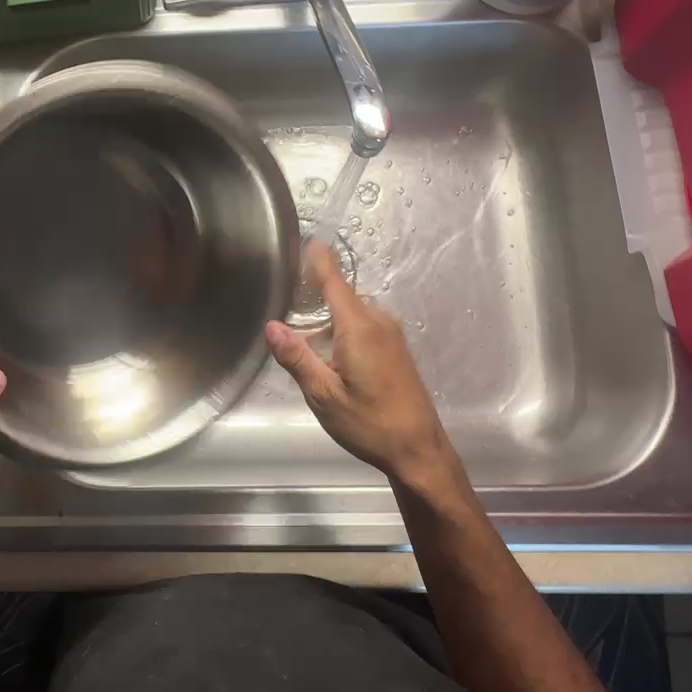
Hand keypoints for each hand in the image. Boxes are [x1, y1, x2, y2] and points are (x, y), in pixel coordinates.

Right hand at [265, 243, 454, 485]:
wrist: (419, 450)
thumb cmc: (369, 422)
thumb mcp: (323, 395)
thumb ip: (297, 358)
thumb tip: (272, 327)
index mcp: (358, 328)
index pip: (335, 282)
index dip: (319, 261)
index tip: (307, 241)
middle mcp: (378, 323)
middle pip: (343, 296)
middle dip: (318, 294)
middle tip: (289, 305)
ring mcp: (392, 336)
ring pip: (355, 313)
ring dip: (332, 317)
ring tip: (306, 336)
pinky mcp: (397, 351)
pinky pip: (366, 326)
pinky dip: (346, 329)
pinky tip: (333, 355)